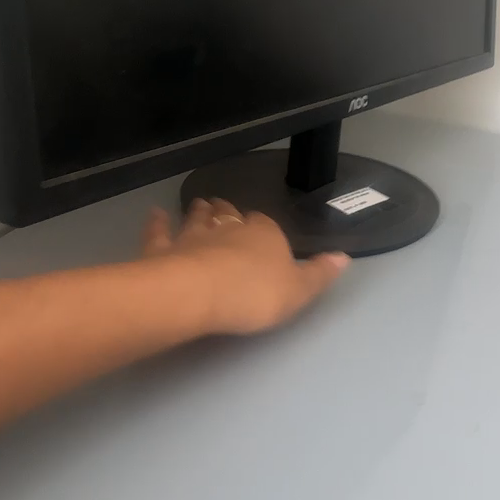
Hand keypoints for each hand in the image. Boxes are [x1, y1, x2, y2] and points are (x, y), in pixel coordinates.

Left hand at [141, 198, 349, 334]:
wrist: (196, 295)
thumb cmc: (253, 294)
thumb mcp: (299, 290)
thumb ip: (319, 274)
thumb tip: (344, 257)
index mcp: (266, 234)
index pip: (265, 224)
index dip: (262, 226)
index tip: (259, 226)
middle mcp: (230, 229)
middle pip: (230, 216)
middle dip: (228, 212)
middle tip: (223, 206)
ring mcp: (193, 237)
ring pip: (198, 219)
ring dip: (199, 212)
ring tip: (199, 204)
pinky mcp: (162, 251)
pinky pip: (159, 233)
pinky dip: (157, 223)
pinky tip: (155, 214)